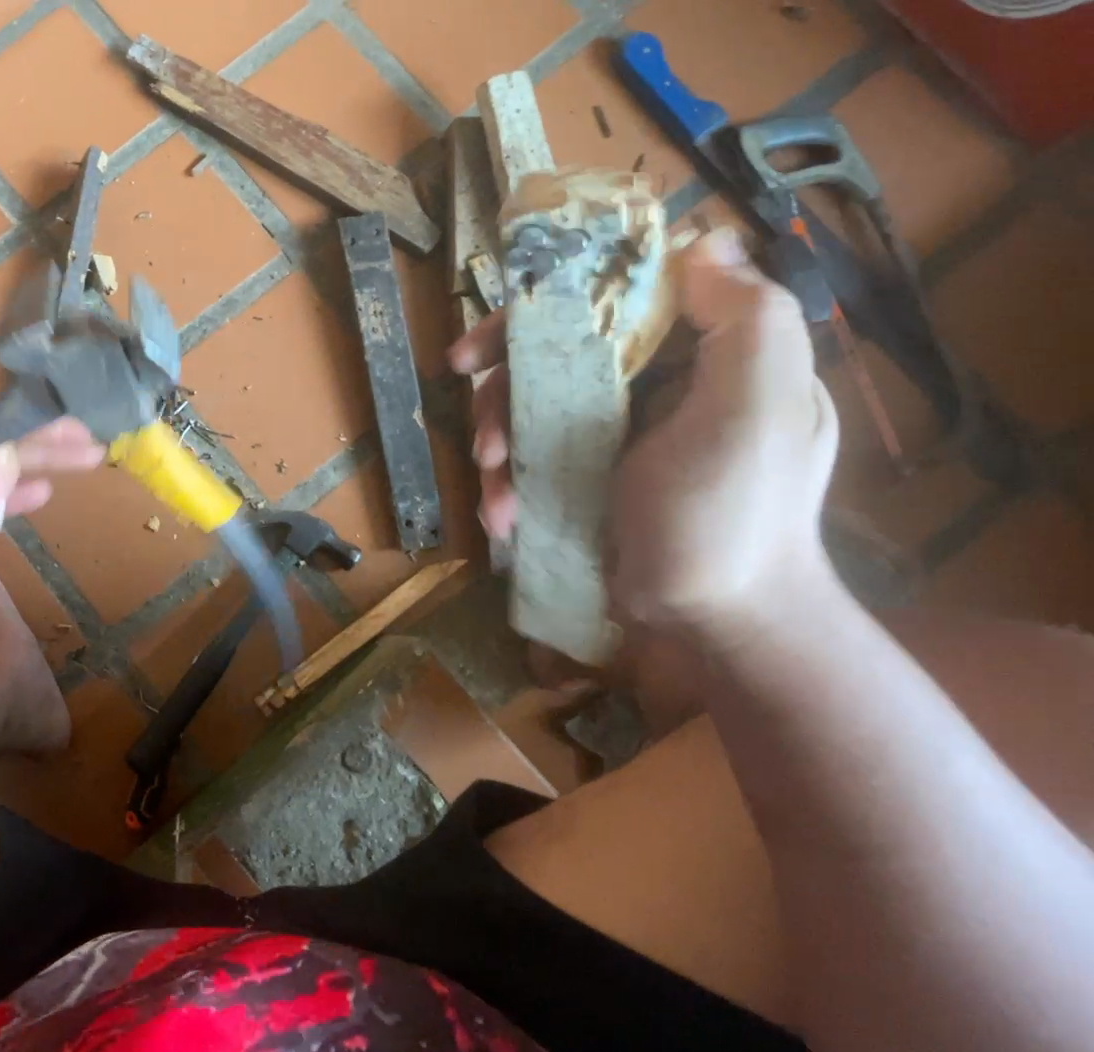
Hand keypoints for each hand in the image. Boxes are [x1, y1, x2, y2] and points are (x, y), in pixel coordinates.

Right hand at [450, 228, 839, 635]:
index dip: (550, 308)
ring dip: (499, 443)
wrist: (719, 624)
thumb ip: (745, 319)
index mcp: (707, 354)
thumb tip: (703, 241)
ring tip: (491, 488)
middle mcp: (662, 385)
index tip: (492, 340)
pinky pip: (534, 461)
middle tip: (478, 431)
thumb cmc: (737, 515)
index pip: (618, 301)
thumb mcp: (758, 410)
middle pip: (561, 356)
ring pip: (536, 410)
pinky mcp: (589, 480)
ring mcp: (620, 436)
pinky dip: (509, 486)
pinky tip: (503, 519)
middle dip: (506, 390)